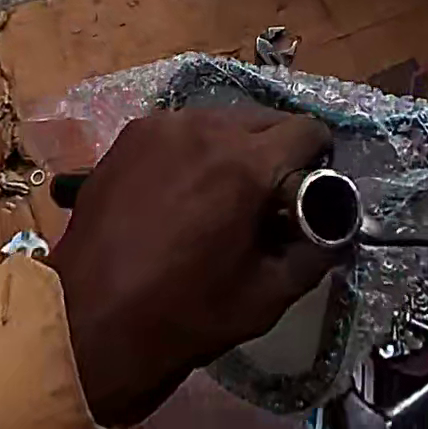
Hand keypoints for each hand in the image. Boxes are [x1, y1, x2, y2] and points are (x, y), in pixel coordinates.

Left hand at [47, 107, 338, 426]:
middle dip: (278, 145)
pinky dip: (195, 144)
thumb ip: (313, 254)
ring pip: (220, 118)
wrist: (93, 311)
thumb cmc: (186, 310)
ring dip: (235, 142)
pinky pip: (182, 126)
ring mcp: (165, 123)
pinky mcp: (134, 130)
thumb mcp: (266, 296)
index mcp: (246, 164)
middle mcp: (207, 127)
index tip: (316, 173)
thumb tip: (334, 230)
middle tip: (273, 185)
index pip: (304, 129)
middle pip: (263, 118)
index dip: (319, 150)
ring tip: (224, 182)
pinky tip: (183, 179)